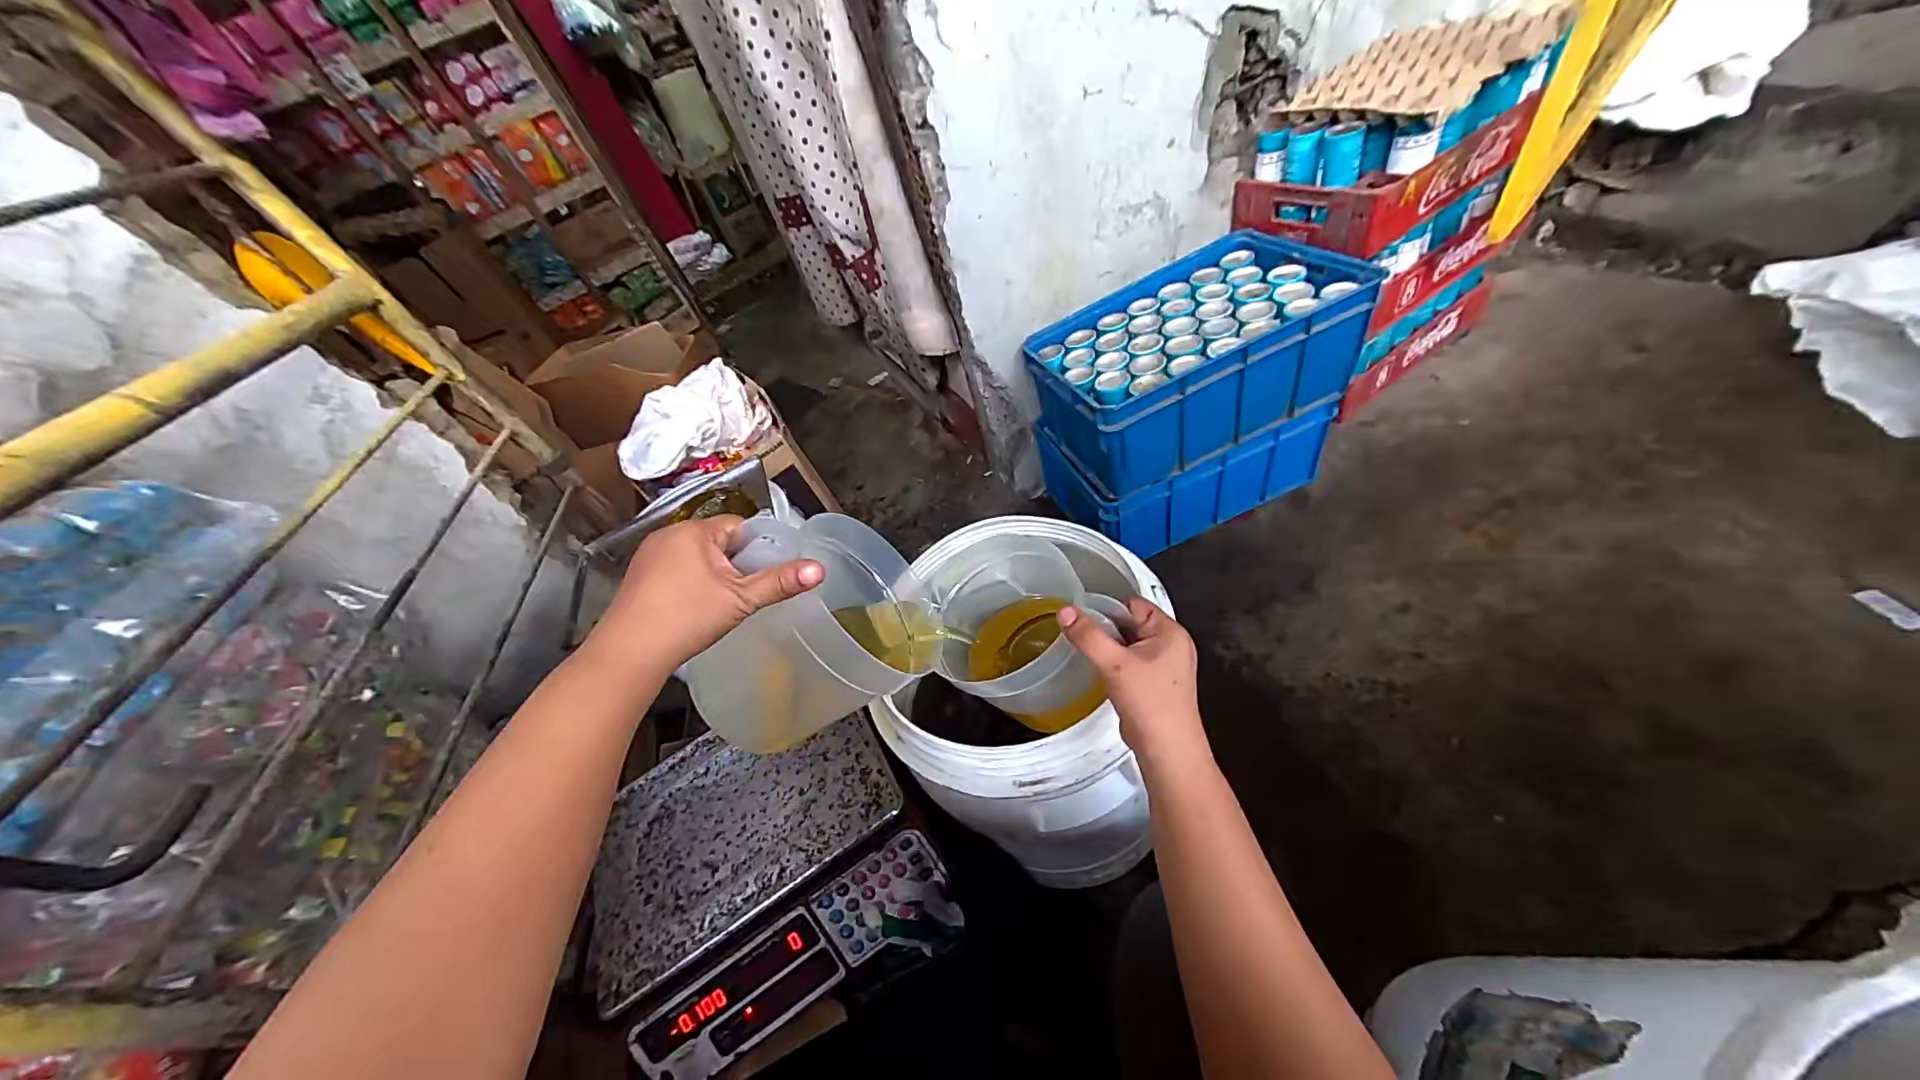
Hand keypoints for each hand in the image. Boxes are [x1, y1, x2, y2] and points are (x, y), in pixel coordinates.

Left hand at [588, 516, 821, 672]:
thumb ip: (781, 582)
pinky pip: (676, 570)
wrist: (629, 652)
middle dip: (735, 563)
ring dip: (713, 574)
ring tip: (723, 603)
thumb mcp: (742, 599)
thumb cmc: (687, 618)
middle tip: (746, 593)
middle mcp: (668, 534)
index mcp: (695, 530)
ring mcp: (649, 555)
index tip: (766, 574)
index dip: (758, 548)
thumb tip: (819, 569)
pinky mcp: (638, 576)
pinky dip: (690, 584)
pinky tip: (695, 609)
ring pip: (697, 557)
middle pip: (719, 541)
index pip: (740, 526)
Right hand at [1057, 597, 1208, 766]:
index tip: (1083, 614)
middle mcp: (1171, 646)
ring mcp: (1164, 666)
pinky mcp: (1155, 684)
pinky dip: (1115, 665)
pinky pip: (1130, 663)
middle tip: (1083, 636)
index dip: (1108, 607)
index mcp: (1171, 633)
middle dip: (1106, 630)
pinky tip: (1102, 674)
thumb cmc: (1152, 706)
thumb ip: (1088, 636)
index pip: (1134, 605)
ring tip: (1091, 656)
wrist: (1167, 750)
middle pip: (1130, 623)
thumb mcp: (1114, 664)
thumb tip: (1067, 612)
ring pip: (1128, 645)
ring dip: (1109, 649)